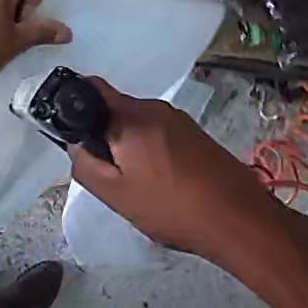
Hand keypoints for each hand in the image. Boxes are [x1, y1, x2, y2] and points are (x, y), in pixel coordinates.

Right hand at [69, 77, 307, 264]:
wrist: (239, 219)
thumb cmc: (171, 207)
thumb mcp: (115, 194)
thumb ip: (85, 164)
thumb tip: (75, 144)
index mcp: (130, 117)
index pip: (91, 88)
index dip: (72, 104)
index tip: (69, 132)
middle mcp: (155, 108)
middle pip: (114, 110)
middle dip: (102, 135)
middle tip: (105, 172)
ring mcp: (179, 120)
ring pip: (137, 125)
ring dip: (127, 146)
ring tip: (136, 184)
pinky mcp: (196, 135)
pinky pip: (158, 134)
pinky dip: (149, 152)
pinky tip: (160, 183)